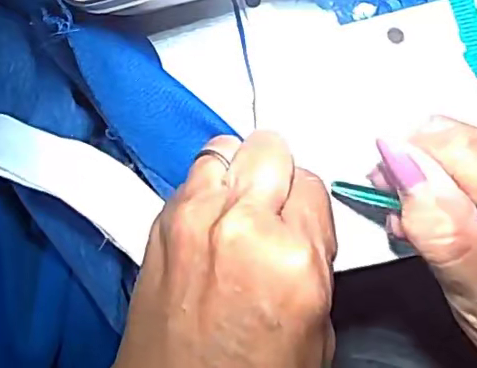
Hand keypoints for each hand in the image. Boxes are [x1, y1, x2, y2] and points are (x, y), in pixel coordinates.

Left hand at [114, 131, 337, 367]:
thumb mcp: (314, 331)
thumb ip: (311, 259)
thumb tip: (302, 223)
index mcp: (292, 259)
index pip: (312, 184)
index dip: (309, 205)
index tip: (303, 220)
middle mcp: (242, 224)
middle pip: (269, 147)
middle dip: (277, 172)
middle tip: (274, 204)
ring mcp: (195, 213)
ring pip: (226, 146)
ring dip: (236, 170)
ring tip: (239, 203)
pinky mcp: (162, 215)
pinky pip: (193, 173)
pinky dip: (205, 187)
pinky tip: (210, 217)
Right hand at [375, 118, 476, 367]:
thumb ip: (445, 235)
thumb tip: (403, 163)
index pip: (463, 149)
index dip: (412, 157)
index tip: (387, 184)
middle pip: (464, 138)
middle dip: (419, 165)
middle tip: (404, 211)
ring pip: (469, 139)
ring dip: (435, 171)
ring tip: (431, 219)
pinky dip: (457, 174)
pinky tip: (456, 211)